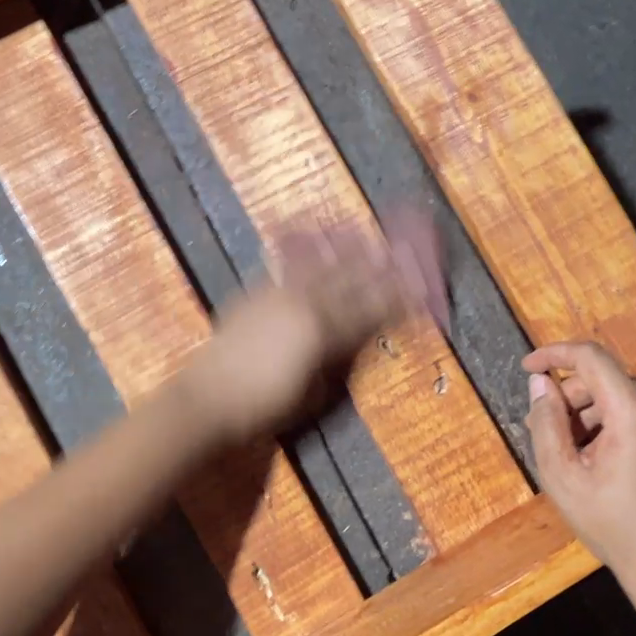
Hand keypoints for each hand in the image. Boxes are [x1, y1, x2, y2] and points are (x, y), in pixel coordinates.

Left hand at [178, 224, 432, 443]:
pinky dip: (308, 246)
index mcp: (327, 331)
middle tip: (412, 240)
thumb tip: (363, 338)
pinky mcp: (258, 290)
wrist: (208, 398)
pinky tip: (317, 234)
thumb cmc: (266, 407)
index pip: (377, 308)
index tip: (427, 282)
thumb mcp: (317, 393)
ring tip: (370, 228)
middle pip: (356, 276)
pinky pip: (290, 262)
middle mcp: (307, 302)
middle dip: (387, 259)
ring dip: (351, 245)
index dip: (405, 294)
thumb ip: (343, 361)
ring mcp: (280, 292)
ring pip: (324, 262)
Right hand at [524, 341, 635, 586]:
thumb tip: (541, 384)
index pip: (591, 358)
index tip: (532, 368)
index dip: (555, 355)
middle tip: (558, 431)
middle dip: (578, 398)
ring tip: (591, 452)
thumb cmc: (612, 526)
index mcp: (634, 413)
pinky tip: (628, 462)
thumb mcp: (561, 478)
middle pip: (613, 382)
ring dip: (608, 414)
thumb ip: (546, 422)